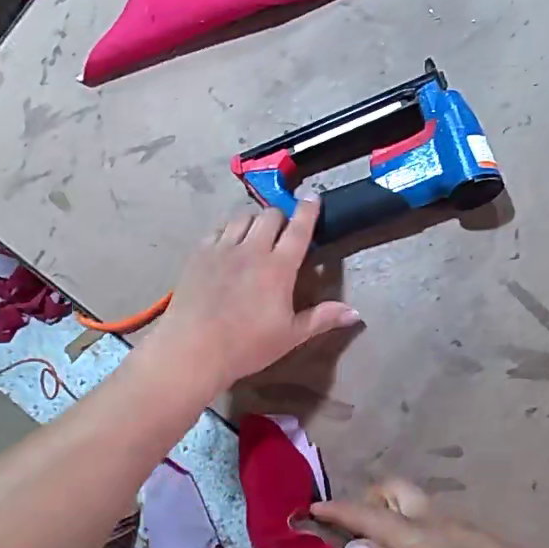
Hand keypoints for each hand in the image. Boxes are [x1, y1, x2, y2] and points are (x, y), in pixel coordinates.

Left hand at [147, 197, 359, 392]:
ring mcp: (222, 249)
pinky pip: (218, 229)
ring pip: (242, 217)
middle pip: (270, 215)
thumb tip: (355, 314)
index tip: (313, 197)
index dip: (308, 210)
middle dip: (281, 217)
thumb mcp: (290, 336)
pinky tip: (230, 243)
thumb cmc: (247, 346)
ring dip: (255, 220)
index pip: (298, 229)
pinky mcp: (199, 254)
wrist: (192, 350)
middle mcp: (251, 249)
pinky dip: (229, 230)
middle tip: (284, 231)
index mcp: (278, 267)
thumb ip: (322, 318)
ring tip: (257, 234)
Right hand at [309, 481, 548, 547]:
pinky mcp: (490, 546)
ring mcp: (472, 532)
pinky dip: (416, 533)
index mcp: (426, 542)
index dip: (336, 512)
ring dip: (392, 520)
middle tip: (349, 542)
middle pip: (396, 492)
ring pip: (419, 508)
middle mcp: (446, 525)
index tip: (306, 511)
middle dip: (366, 503)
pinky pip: (438, 524)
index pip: (369, 516)